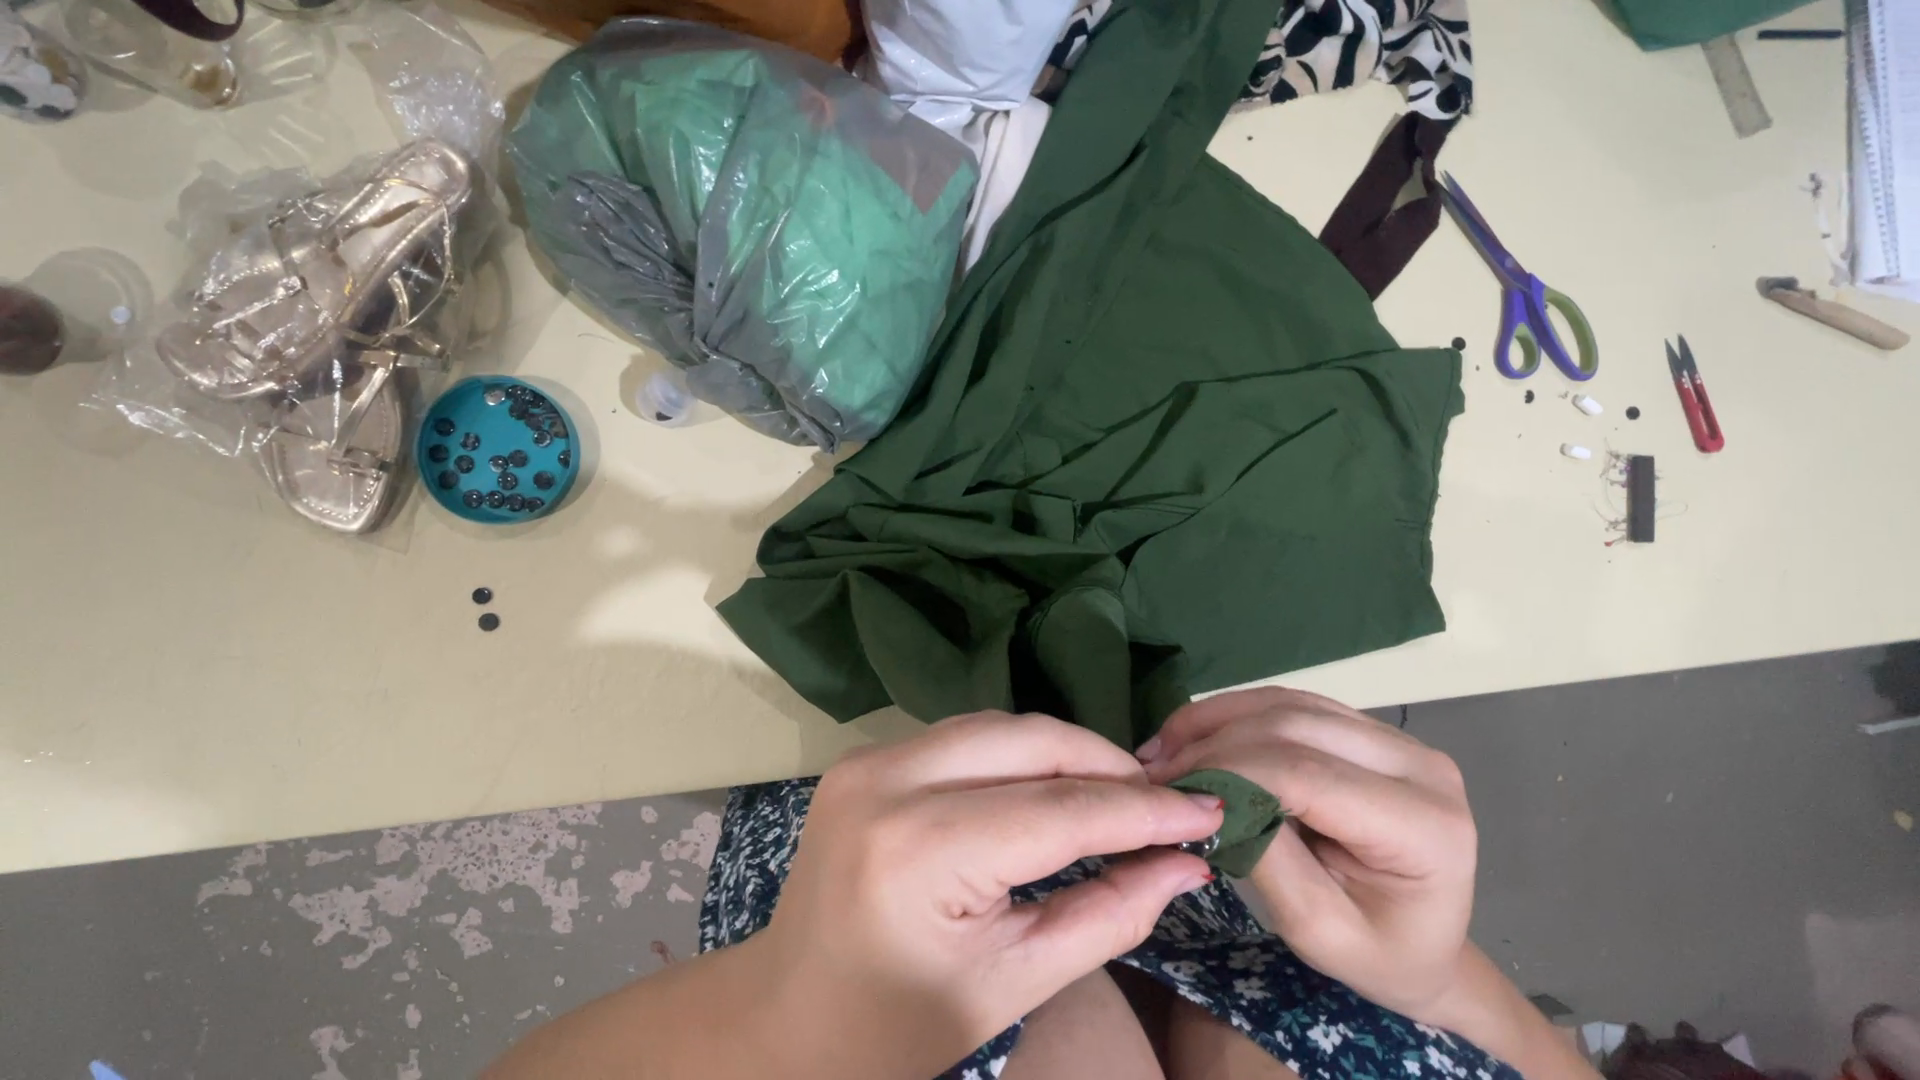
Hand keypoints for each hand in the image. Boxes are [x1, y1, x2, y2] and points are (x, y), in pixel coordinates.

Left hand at [757, 711, 1223, 1074]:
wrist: (789, 1013)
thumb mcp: (1015, 981)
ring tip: (1117, 796)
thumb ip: (1108, 914)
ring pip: (998, 726)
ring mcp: (868, 760)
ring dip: (1065, 753)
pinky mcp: (864, 757)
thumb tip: (1187, 863)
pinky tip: (1051, 786)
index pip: (1059, 810)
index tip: (1207, 811)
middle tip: (1165, 803)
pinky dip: (1019, 754)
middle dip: (1107, 765)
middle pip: (1029, 740)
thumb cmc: (899, 1023)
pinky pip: (964, 736)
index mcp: (922, 850)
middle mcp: (889, 781)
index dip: (1143, 810)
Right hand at [1138, 687, 1476, 1023]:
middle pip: (1295, 725)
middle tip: (1153, 772)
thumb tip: (1207, 800)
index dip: (1227, 770)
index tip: (1165, 791)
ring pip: (1288, 703)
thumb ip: (1267, 858)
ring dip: (1216, 720)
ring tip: (1163, 750)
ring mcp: (1397, 740)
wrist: (1422, 948)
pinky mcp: (1370, 730)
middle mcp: (1420, 765)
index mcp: (1423, 824)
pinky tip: (1195, 736)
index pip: (1306, 773)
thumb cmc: (1374, 954)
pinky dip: (1235, 715)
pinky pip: (1292, 704)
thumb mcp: (1316, 929)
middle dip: (1213, 743)